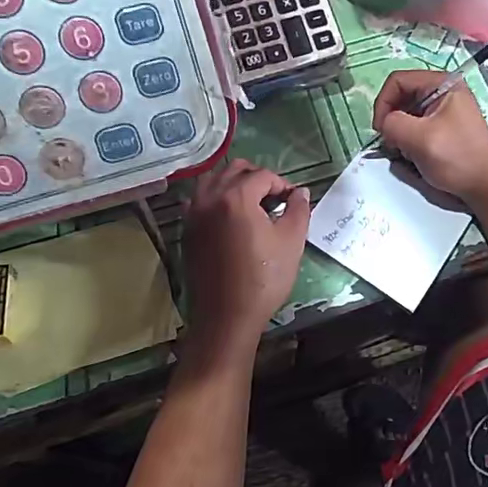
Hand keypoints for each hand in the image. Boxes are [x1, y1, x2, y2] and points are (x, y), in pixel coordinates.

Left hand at [181, 160, 311, 352]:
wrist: (227, 316)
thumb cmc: (263, 279)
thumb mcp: (291, 242)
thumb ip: (298, 210)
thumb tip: (300, 192)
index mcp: (236, 198)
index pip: (262, 175)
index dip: (282, 184)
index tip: (292, 201)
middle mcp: (209, 198)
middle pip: (234, 170)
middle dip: (257, 178)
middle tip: (274, 198)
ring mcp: (193, 214)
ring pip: (212, 181)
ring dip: (233, 184)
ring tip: (252, 204)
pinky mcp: (187, 231)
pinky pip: (199, 200)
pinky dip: (215, 198)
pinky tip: (230, 217)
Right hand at [371, 69, 487, 203]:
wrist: (487, 186)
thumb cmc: (457, 158)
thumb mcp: (419, 138)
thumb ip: (393, 124)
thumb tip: (385, 125)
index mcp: (443, 84)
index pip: (397, 81)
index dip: (383, 103)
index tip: (380, 130)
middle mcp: (444, 92)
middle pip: (402, 96)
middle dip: (392, 119)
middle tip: (391, 143)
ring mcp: (445, 111)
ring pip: (407, 114)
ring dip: (400, 133)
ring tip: (405, 152)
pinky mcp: (444, 128)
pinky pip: (417, 127)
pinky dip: (409, 140)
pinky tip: (414, 156)